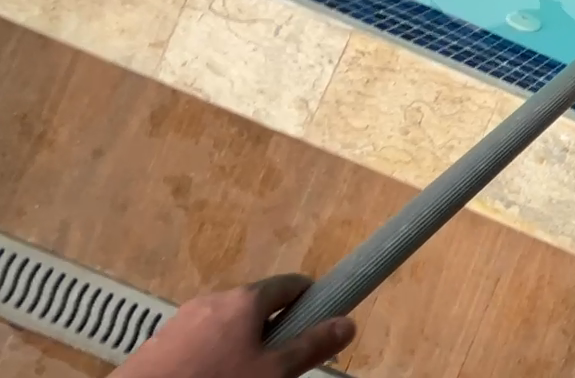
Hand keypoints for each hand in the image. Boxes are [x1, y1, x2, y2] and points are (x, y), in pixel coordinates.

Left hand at [115, 274, 355, 377]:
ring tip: (236, 377)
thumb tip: (349, 322)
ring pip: (222, 328)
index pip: (292, 284)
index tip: (312, 328)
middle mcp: (212, 301)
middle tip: (273, 363)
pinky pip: (191, 347)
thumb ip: (311, 346)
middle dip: (269, 330)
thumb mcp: (270, 374)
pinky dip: (203, 361)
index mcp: (246, 298)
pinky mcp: (147, 352)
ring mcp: (175, 326)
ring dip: (234, 347)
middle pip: (256, 307)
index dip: (309, 302)